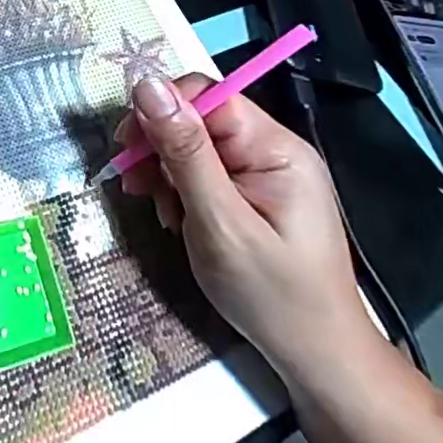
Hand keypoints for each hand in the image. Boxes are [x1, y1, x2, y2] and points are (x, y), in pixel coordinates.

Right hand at [116, 75, 373, 374]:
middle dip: (161, 148)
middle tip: (137, 187)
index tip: (126, 146)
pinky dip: (182, 190)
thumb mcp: (219, 223)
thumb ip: (183, 152)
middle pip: (199, 120)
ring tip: (163, 212)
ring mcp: (264, 171)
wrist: (316, 357)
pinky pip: (206, 172)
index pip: (208, 96)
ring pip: (196, 146)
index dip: (162, 110)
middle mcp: (271, 148)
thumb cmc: (270, 294)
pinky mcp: (253, 193)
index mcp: (274, 146)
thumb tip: (147, 84)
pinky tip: (176, 217)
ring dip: (167, 173)